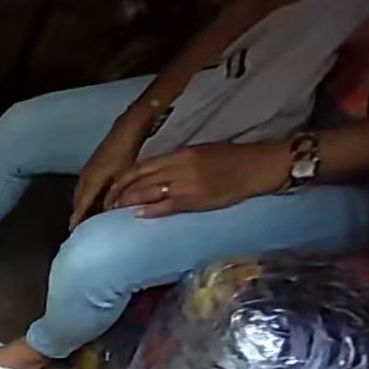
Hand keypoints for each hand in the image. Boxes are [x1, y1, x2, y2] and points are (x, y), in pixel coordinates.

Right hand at [71, 107, 157, 228]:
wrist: (128, 127)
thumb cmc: (128, 151)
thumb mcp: (123, 175)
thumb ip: (113, 195)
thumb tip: (107, 211)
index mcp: (91, 181)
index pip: (81, 205)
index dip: (78, 218)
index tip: (73, 231)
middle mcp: (85, 177)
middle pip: (78, 200)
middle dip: (78, 213)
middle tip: (79, 226)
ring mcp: (87, 171)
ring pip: (81, 193)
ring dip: (82, 204)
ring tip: (85, 215)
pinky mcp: (92, 166)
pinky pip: (85, 186)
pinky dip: (86, 195)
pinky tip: (94, 199)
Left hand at [104, 142, 292, 218]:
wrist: (260, 166)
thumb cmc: (230, 159)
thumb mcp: (198, 153)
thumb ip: (172, 163)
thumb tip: (148, 175)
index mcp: (180, 154)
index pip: (141, 166)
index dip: (122, 179)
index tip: (110, 188)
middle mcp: (179, 168)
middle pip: (139, 181)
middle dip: (119, 193)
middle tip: (107, 204)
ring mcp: (185, 184)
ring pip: (148, 193)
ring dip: (129, 203)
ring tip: (116, 211)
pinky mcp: (194, 200)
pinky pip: (165, 206)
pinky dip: (149, 211)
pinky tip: (138, 215)